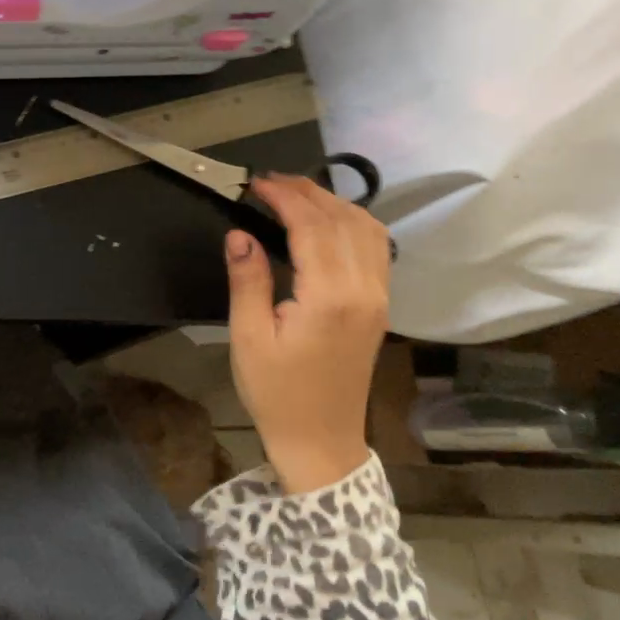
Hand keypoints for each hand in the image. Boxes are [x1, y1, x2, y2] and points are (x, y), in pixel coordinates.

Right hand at [225, 175, 389, 494]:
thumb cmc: (275, 391)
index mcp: (329, 296)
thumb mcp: (248, 336)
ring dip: (334, 204)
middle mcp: (364, 289)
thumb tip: (240, 234)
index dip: (285, 198)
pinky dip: (352, 225)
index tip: (256, 183)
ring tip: (296, 195)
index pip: (312, 227)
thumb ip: (248, 280)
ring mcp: (378, 297)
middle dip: (309, 193)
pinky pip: (375, 249)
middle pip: (345, 221)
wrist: (319, 437)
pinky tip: (327, 224)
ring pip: (368, 230)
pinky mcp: (378, 306)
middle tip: (271, 181)